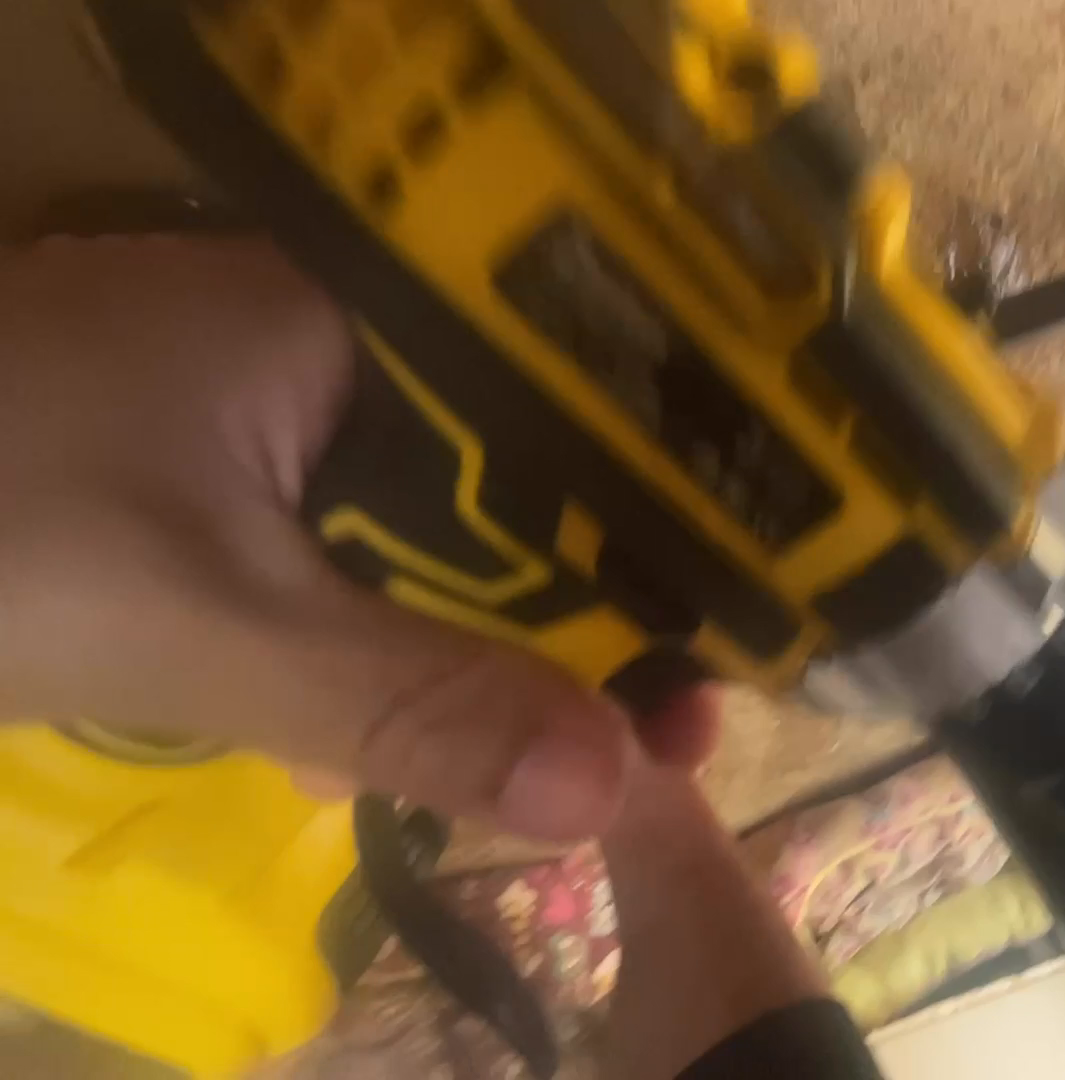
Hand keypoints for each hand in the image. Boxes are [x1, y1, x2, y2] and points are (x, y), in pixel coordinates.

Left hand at [0, 234, 715, 837]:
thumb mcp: (179, 617)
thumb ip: (399, 698)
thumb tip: (603, 785)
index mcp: (405, 345)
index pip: (599, 445)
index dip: (673, 555)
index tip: (719, 660)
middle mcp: (410, 387)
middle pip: (567, 510)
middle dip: (620, 626)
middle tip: (676, 738)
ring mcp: (358, 455)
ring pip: (503, 558)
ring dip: (542, 661)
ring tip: (600, 754)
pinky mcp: (311, 517)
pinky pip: (429, 588)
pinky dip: (452, 663)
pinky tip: (460, 728)